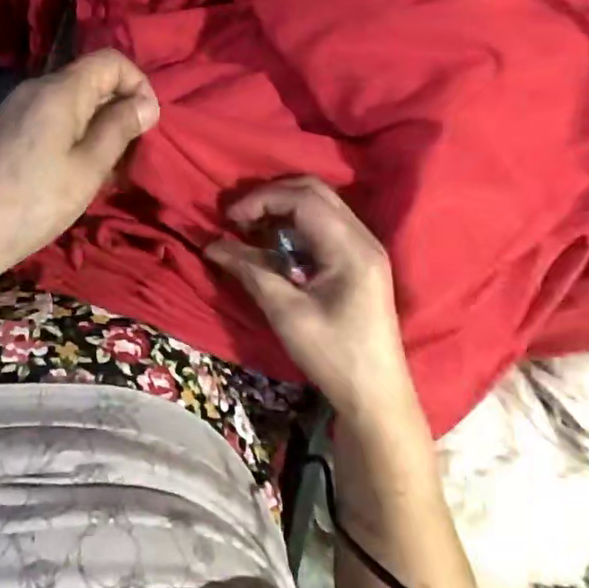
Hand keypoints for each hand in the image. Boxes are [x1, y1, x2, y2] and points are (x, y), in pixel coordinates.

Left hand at [0, 49, 159, 286]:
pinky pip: (53, 117)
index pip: (110, 60)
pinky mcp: (9, 127)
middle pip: (91, 79)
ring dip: (98, 125)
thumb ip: (120, 128)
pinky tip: (76, 170)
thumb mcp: (89, 168)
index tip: (146, 124)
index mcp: (59, 91)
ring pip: (73, 101)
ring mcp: (19, 106)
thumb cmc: (36, 202)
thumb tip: (146, 103)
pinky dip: (75, 134)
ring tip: (105, 169)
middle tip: (128, 154)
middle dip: (119, 108)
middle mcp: (36, 87)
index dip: (137, 84)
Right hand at [206, 176, 412, 424]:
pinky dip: (294, 223)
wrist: (376, 396)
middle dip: (270, 197)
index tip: (229, 219)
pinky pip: (324, 224)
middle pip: (314, 191)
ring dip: (282, 208)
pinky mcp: (360, 261)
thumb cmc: (333, 355)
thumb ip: (250, 270)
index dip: (261, 199)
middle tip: (237, 220)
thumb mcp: (286, 313)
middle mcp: (363, 238)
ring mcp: (365, 248)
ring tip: (250, 230)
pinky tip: (274, 245)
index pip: (303, 198)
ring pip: (320, 204)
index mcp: (351, 248)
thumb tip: (212, 244)